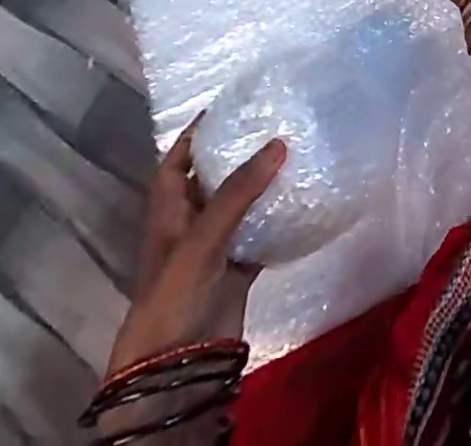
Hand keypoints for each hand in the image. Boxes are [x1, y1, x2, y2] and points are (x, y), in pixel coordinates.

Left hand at [106, 121, 286, 376]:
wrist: (179, 361)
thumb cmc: (175, 290)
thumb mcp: (203, 235)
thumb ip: (239, 190)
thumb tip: (278, 143)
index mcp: (169, 210)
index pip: (176, 161)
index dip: (194, 135)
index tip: (224, 109)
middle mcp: (191, 223)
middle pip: (212, 179)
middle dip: (237, 155)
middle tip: (271, 127)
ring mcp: (216, 246)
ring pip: (240, 205)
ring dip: (261, 185)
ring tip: (292, 154)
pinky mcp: (238, 266)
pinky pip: (260, 233)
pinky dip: (277, 219)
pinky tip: (302, 201)